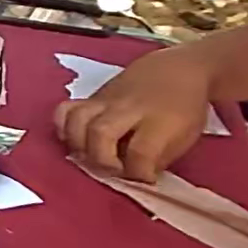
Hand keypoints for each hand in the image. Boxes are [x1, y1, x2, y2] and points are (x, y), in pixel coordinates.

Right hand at [56, 47, 215, 180]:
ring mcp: (105, 100)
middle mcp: (129, 108)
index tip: (143, 178)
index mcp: (161, 121)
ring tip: (88, 157)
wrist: (175, 70)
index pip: (141, 152)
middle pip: (101, 133)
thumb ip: (157, 158)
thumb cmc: (183, 109)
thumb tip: (132, 175)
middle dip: (101, 159)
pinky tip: (72, 139)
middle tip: (111, 170)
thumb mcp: (185, 136)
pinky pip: (66, 109)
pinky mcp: (90, 97)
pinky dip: (62, 126)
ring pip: (78, 120)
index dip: (139, 173)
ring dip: (78, 145)